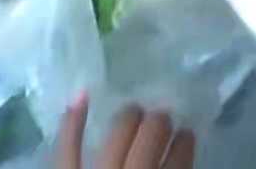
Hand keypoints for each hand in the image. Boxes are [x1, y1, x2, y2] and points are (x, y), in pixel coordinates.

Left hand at [56, 97, 195, 168]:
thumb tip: (183, 165)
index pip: (181, 161)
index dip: (185, 145)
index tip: (186, 138)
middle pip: (153, 134)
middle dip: (161, 124)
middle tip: (163, 128)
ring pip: (121, 130)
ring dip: (132, 117)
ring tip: (137, 117)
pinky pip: (68, 150)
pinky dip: (73, 121)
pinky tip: (82, 94)